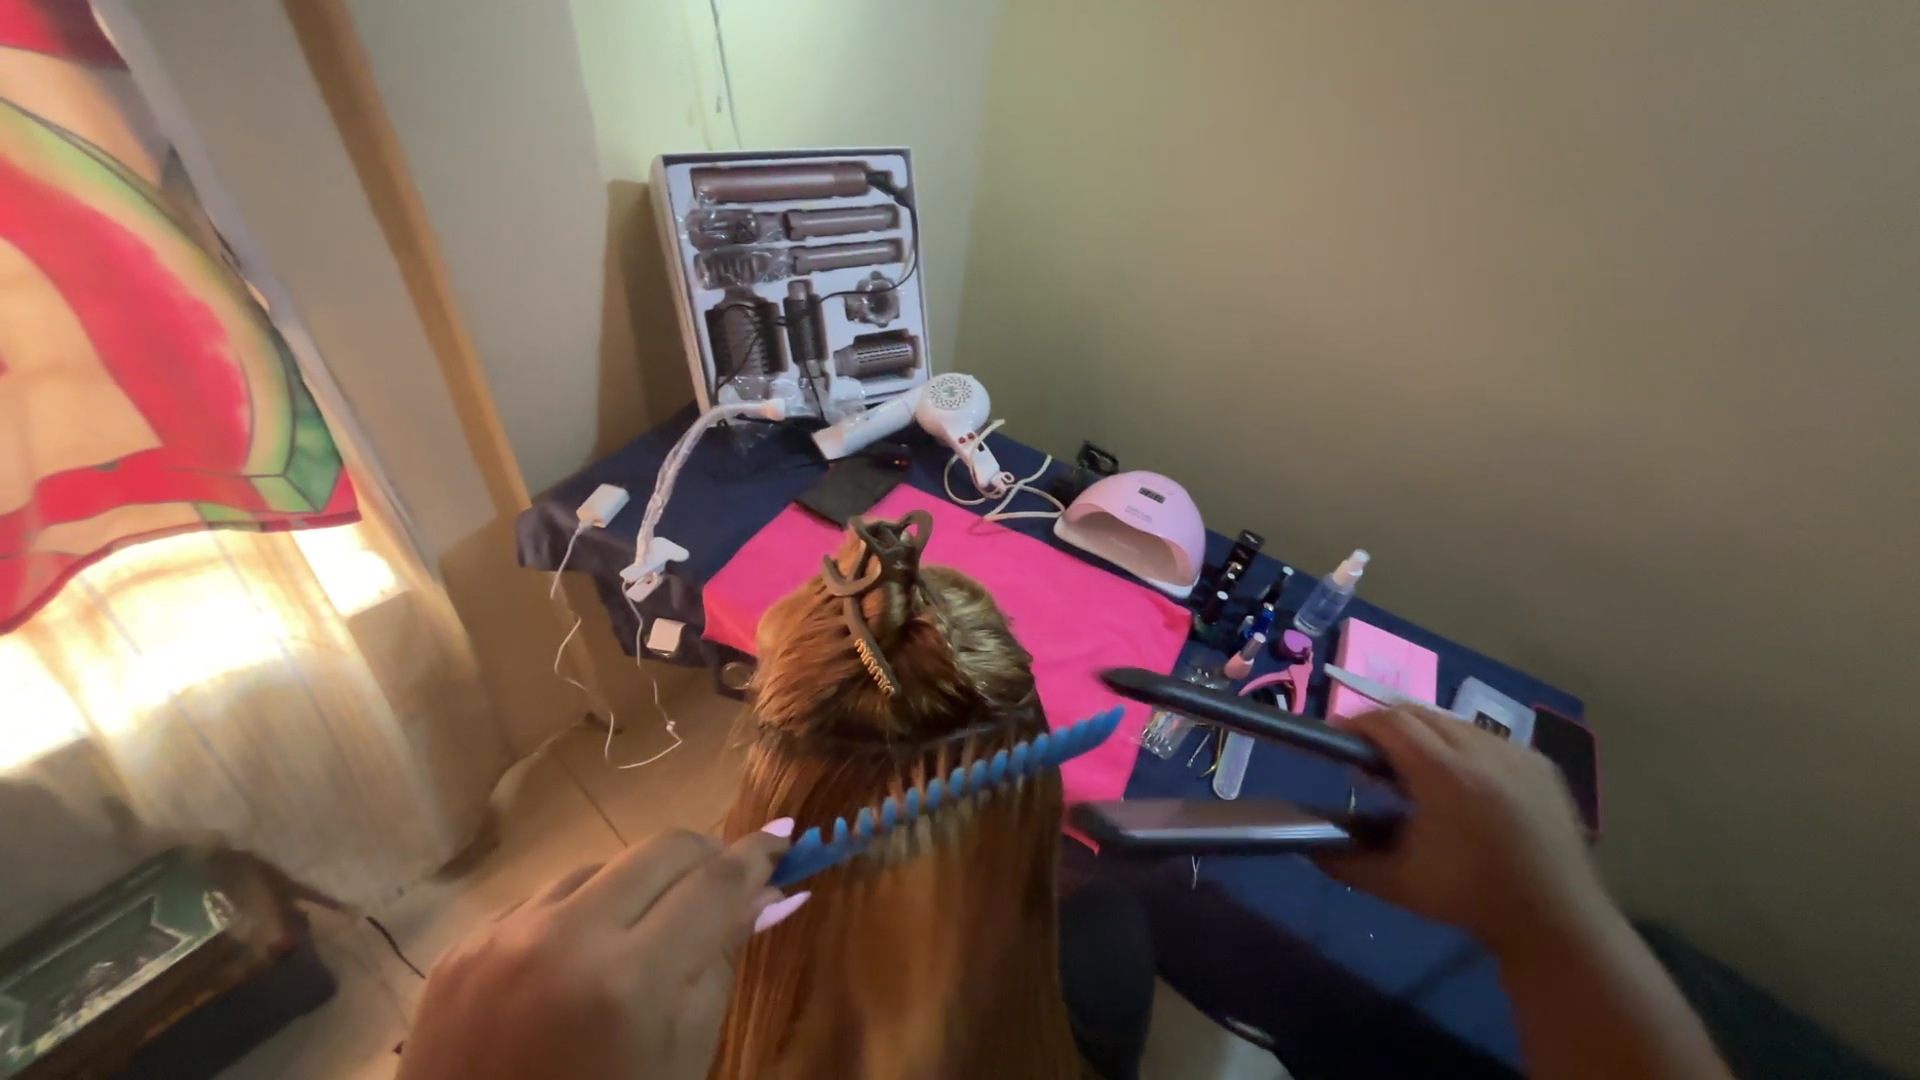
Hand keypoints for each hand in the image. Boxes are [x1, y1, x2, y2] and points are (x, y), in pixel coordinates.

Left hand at [396, 822, 808, 1079]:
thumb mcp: (683, 1054)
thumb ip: (723, 958)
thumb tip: (767, 888)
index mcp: (629, 982)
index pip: (715, 883)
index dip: (757, 854)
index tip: (783, 838)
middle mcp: (565, 939)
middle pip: (664, 848)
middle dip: (705, 857)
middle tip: (724, 883)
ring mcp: (504, 937)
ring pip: (606, 863)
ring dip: (641, 885)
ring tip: (644, 933)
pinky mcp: (464, 944)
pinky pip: (549, 895)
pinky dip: (582, 912)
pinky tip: (581, 958)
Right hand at [1317, 707, 1608, 955]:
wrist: (1557, 923)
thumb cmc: (1469, 899)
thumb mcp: (1395, 882)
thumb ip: (1343, 859)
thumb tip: (1302, 843)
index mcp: (1445, 776)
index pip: (1389, 722)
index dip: (1357, 722)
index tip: (1338, 737)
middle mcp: (1483, 753)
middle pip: (1418, 713)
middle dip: (1385, 724)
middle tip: (1367, 752)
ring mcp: (1517, 754)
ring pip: (1452, 721)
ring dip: (1422, 733)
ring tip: (1412, 765)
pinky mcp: (1540, 763)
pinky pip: (1486, 736)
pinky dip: (1460, 745)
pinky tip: (1458, 778)